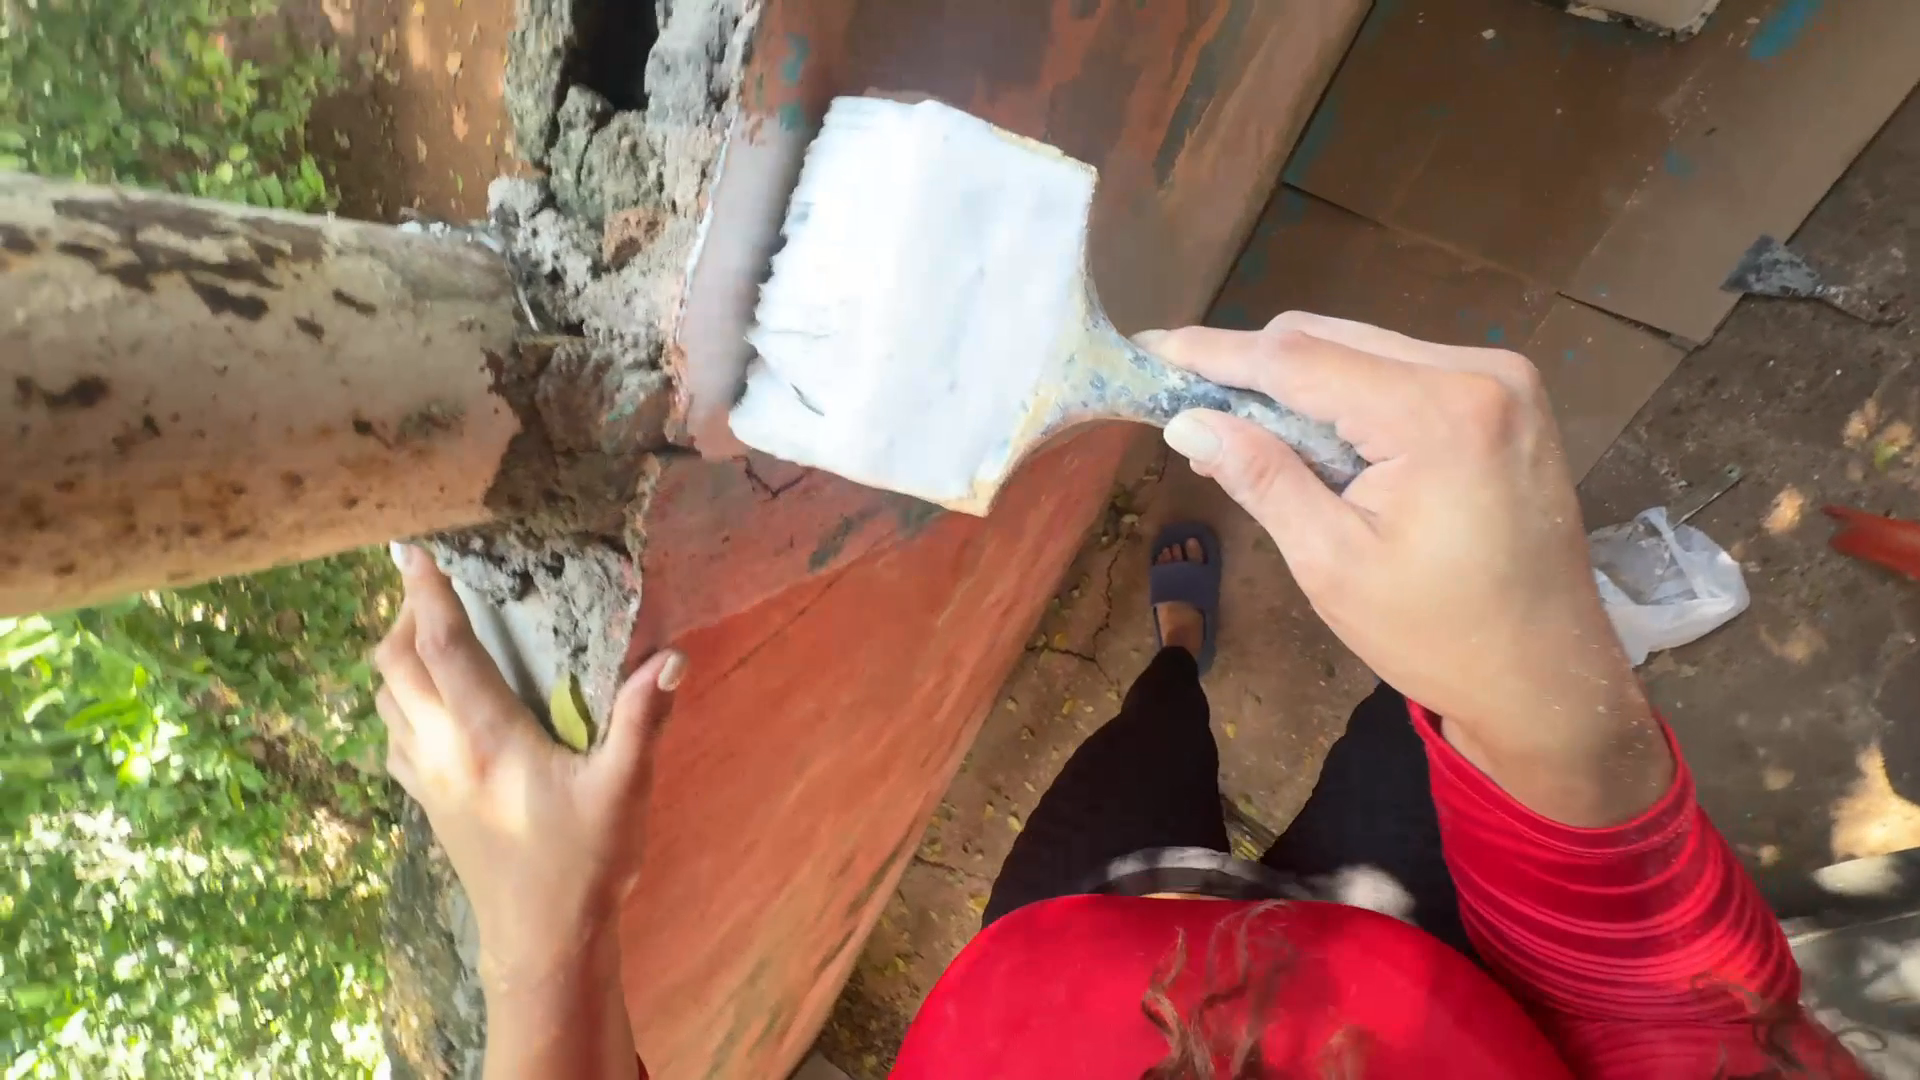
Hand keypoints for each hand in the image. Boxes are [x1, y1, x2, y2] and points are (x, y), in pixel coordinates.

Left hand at [375, 542, 684, 988]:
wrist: (542, 938)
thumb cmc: (584, 859)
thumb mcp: (624, 787)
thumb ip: (644, 718)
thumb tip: (672, 657)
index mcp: (485, 741)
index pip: (442, 652)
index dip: (426, 597)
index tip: (415, 551)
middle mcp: (442, 753)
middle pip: (397, 669)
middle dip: (403, 616)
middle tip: (435, 583)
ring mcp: (427, 781)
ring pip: (388, 700)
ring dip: (399, 654)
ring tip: (434, 628)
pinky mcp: (430, 801)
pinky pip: (397, 731)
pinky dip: (403, 695)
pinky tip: (436, 698)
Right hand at [1145, 313, 1670, 825]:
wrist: (1545, 677)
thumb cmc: (1433, 634)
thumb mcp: (1329, 561)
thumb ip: (1260, 477)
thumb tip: (1185, 423)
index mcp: (1437, 414)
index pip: (1296, 359)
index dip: (1213, 353)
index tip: (1152, 347)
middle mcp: (1476, 372)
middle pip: (1326, 339)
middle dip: (1245, 365)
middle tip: (1184, 401)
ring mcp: (1496, 379)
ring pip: (1355, 347)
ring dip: (1287, 379)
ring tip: (1233, 424)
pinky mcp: (1498, 398)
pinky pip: (1390, 369)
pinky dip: (1333, 392)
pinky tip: (1301, 432)